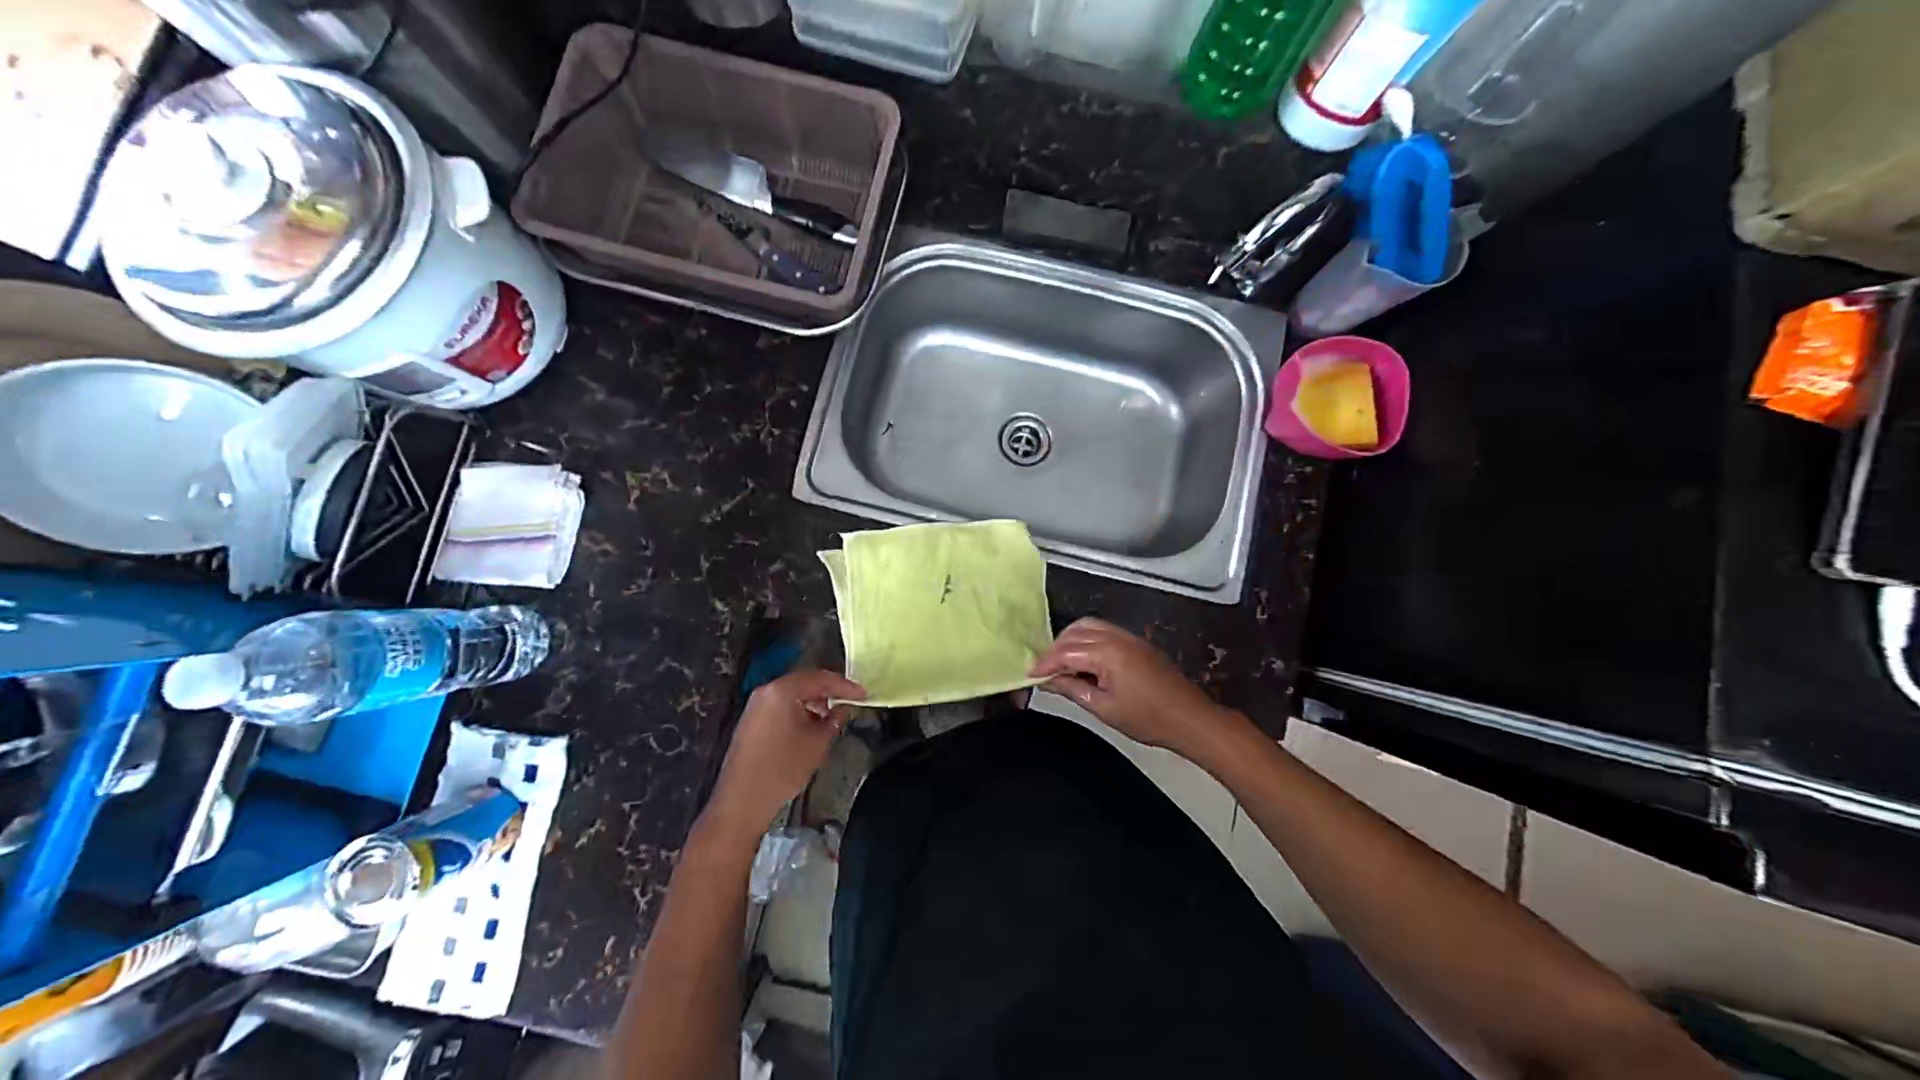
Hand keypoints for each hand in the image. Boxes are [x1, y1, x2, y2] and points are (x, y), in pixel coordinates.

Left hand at [704, 670, 865, 840]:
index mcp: (782, 690)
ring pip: (791, 694)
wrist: (743, 800)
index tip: (862, 694)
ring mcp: (755, 705)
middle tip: (849, 701)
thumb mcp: (817, 743)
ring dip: (813, 701)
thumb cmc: (783, 769)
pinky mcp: (751, 720)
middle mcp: (766, 691)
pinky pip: (780, 705)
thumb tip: (842, 709)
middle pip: (804, 682)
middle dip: (828, 691)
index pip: (820, 678)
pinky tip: (809, 726)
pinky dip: (798, 710)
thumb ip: (835, 720)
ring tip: (831, 717)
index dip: (845, 686)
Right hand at [1030, 618, 1248, 763]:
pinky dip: (1087, 639)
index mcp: (1107, 653)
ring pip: (1089, 626)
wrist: (1190, 719)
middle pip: (1075, 631)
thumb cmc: (1147, 719)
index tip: (1029, 675)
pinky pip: (1104, 630)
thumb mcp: (1103, 708)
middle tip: (1043, 669)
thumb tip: (1048, 681)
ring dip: (1070, 640)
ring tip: (1060, 663)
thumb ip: (1072, 689)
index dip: (1045, 663)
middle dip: (1055, 648)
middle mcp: (1117, 637)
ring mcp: (1129, 637)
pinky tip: (1083, 659)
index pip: (1065, 651)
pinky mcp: (1137, 642)